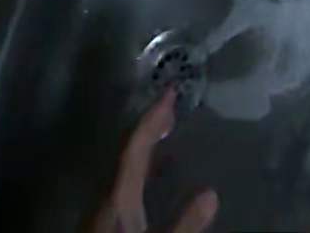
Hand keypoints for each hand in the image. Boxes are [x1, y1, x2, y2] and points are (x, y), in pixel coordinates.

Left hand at [85, 90, 218, 232]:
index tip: (171, 91)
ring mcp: (98, 213)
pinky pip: (120, 184)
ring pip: (121, 167)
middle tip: (171, 106)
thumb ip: (184, 225)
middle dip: (148, 125)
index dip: (153, 115)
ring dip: (143, 147)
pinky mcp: (99, 226)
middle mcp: (104, 197)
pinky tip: (153, 180)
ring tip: (167, 134)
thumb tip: (211, 192)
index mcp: (117, 195)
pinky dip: (139, 170)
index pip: (135, 144)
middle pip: (125, 150)